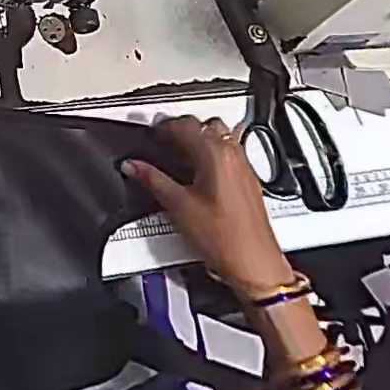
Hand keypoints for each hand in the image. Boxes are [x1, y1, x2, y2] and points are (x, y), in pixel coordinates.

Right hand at [122, 115, 292, 295]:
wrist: (255, 265)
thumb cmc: (226, 240)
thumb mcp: (179, 207)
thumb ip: (153, 180)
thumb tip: (134, 166)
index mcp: (215, 154)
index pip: (185, 126)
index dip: (163, 128)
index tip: (152, 135)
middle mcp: (232, 154)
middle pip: (203, 124)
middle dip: (181, 129)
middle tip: (163, 141)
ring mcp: (243, 165)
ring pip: (219, 134)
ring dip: (199, 138)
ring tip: (181, 153)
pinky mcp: (248, 178)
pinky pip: (229, 150)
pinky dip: (213, 151)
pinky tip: (201, 171)